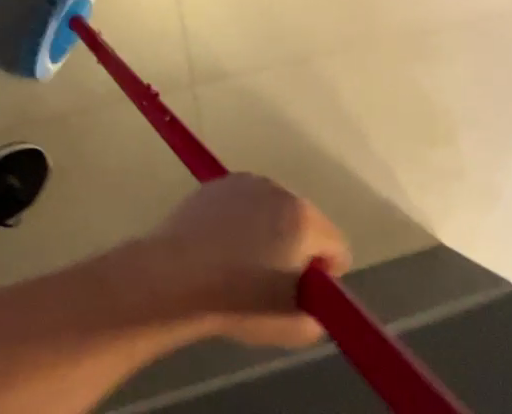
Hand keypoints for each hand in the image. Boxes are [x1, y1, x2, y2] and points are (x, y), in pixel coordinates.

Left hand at [148, 174, 351, 346]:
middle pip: (305, 224)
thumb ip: (319, 314)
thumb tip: (311, 301)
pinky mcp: (213, 184)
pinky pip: (243, 205)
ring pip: (273, 211)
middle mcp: (276, 190)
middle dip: (297, 249)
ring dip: (269, 231)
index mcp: (304, 220)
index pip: (337, 247)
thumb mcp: (296, 327)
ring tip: (242, 262)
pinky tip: (221, 246)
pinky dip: (240, 221)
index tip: (302, 293)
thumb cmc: (238, 301)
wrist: (174, 276)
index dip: (325, 275)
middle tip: (272, 279)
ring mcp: (241, 183)